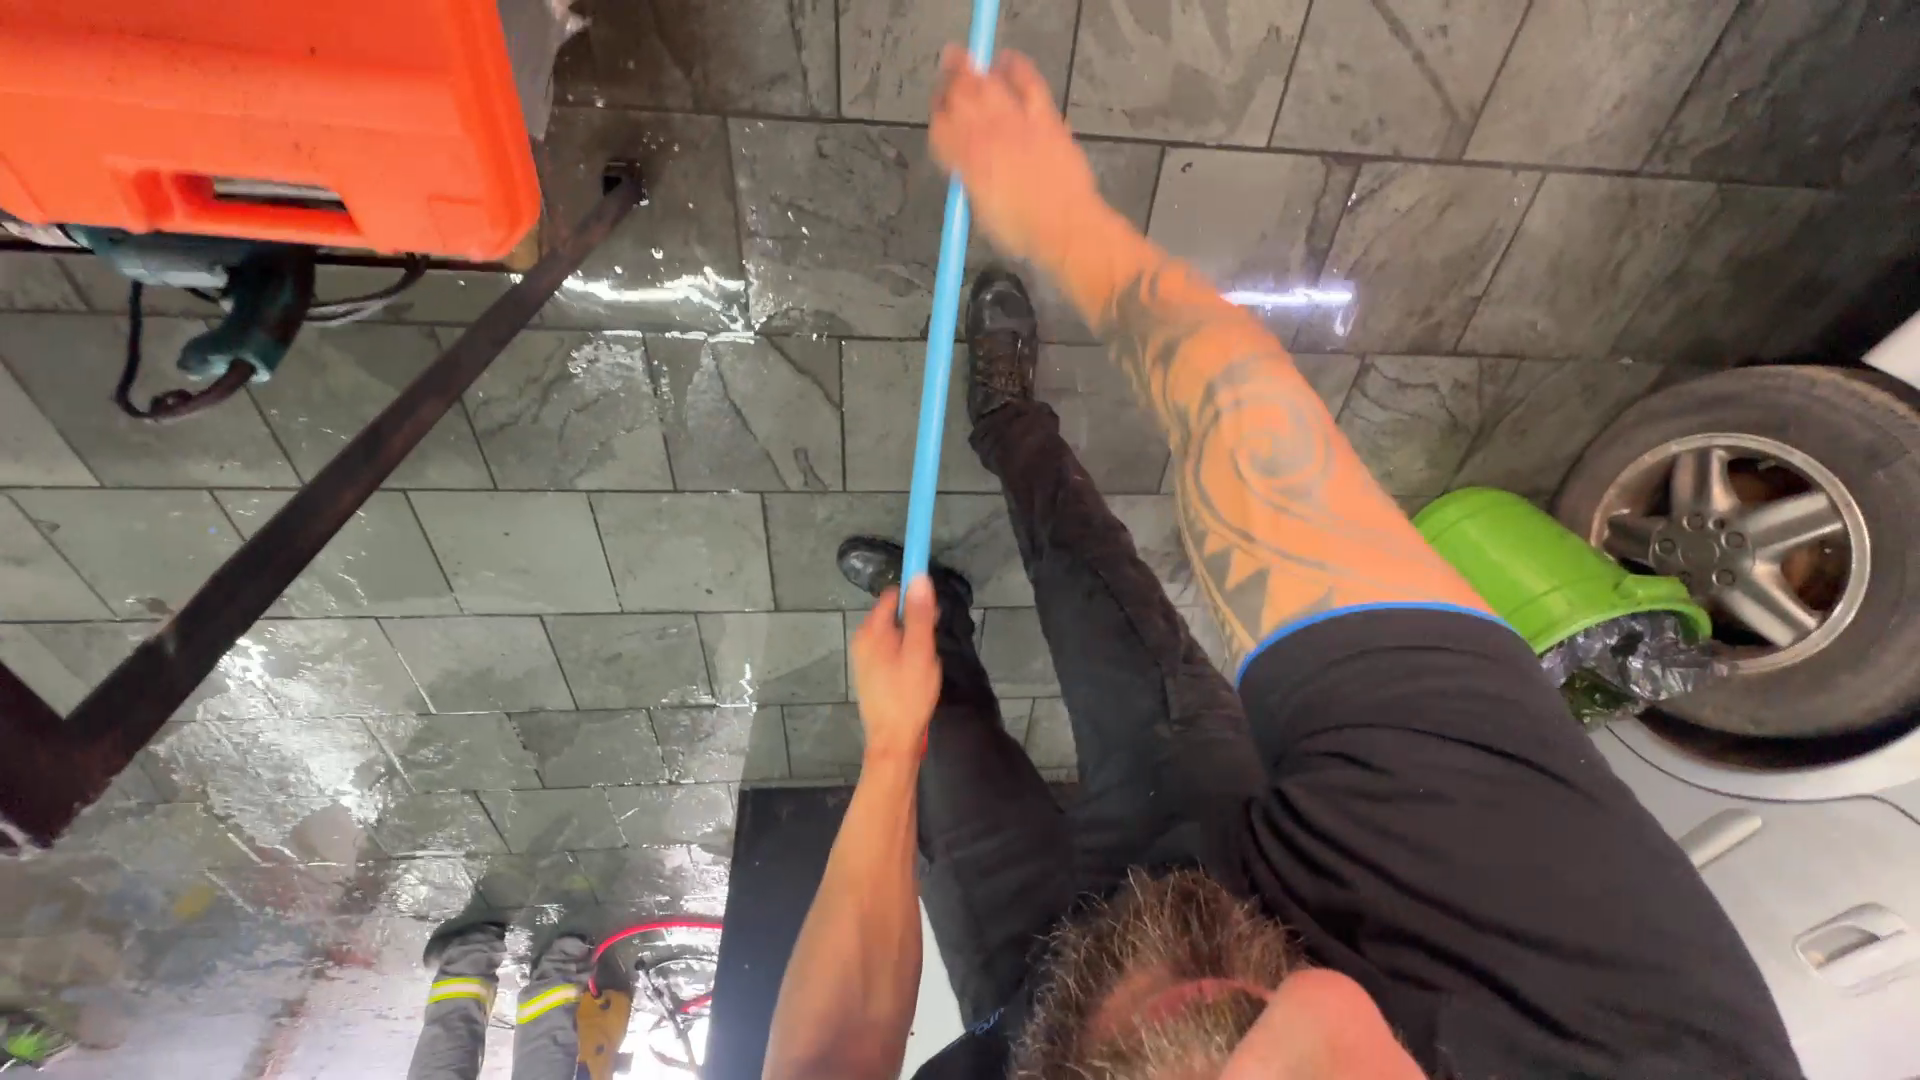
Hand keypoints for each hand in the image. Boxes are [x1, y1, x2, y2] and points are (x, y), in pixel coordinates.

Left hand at [850, 580, 941, 763]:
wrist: (893, 740)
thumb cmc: (908, 695)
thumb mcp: (920, 651)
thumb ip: (920, 614)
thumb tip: (919, 577)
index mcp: (871, 631)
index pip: (893, 595)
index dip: (915, 598)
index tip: (934, 615)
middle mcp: (862, 640)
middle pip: (894, 615)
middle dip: (916, 624)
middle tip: (931, 647)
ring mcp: (865, 657)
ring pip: (895, 635)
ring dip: (913, 642)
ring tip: (924, 665)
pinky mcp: (871, 673)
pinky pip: (892, 651)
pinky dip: (906, 655)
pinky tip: (916, 675)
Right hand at [929, 47, 1098, 263]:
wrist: (1064, 227)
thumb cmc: (1021, 231)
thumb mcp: (980, 211)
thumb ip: (969, 180)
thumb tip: (965, 166)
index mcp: (966, 162)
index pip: (941, 125)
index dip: (938, 115)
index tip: (939, 111)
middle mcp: (985, 135)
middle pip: (960, 95)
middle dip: (951, 84)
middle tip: (950, 78)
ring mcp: (1015, 122)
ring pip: (987, 84)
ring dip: (974, 72)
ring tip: (969, 65)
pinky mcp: (1043, 117)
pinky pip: (1028, 81)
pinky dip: (1016, 67)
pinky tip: (1007, 60)